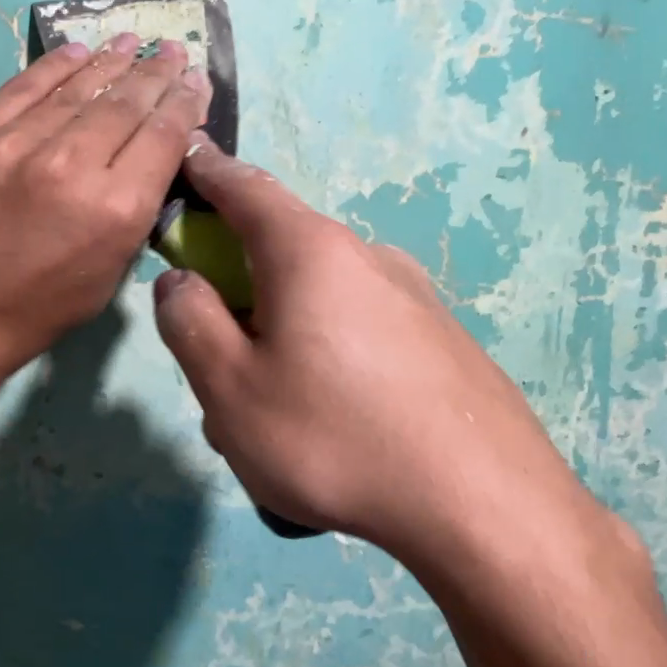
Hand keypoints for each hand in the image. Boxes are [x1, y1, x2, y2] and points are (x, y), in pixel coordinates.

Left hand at [0, 33, 210, 384]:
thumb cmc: (29, 315)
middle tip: (173, 53)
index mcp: (113, 209)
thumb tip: (150, 158)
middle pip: (124, 102)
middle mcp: (69, 164)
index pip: (163, 135)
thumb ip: (133, 214)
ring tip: (132, 43)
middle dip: (155, 74)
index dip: (184, 102)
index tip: (194, 82)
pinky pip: (21, 88)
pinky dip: (53, 66)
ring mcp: (13, 144)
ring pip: (75, 88)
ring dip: (109, 62)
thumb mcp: (104, 280)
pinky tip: (75, 52)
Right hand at [152, 138, 609, 564]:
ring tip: (267, 418)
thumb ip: (189, 322)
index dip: (206, 172)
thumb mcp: (228, 388)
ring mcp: (413, 299)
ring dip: (273, 337)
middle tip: (214, 365)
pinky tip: (323, 427)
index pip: (245, 188)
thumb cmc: (334, 439)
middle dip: (232, 292)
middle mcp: (367, 258)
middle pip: (277, 253)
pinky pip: (352, 332)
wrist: (487, 510)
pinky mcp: (439, 343)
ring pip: (313, 302)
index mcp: (309, 253)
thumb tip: (180, 280)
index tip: (185, 157)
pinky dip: (317, 358)